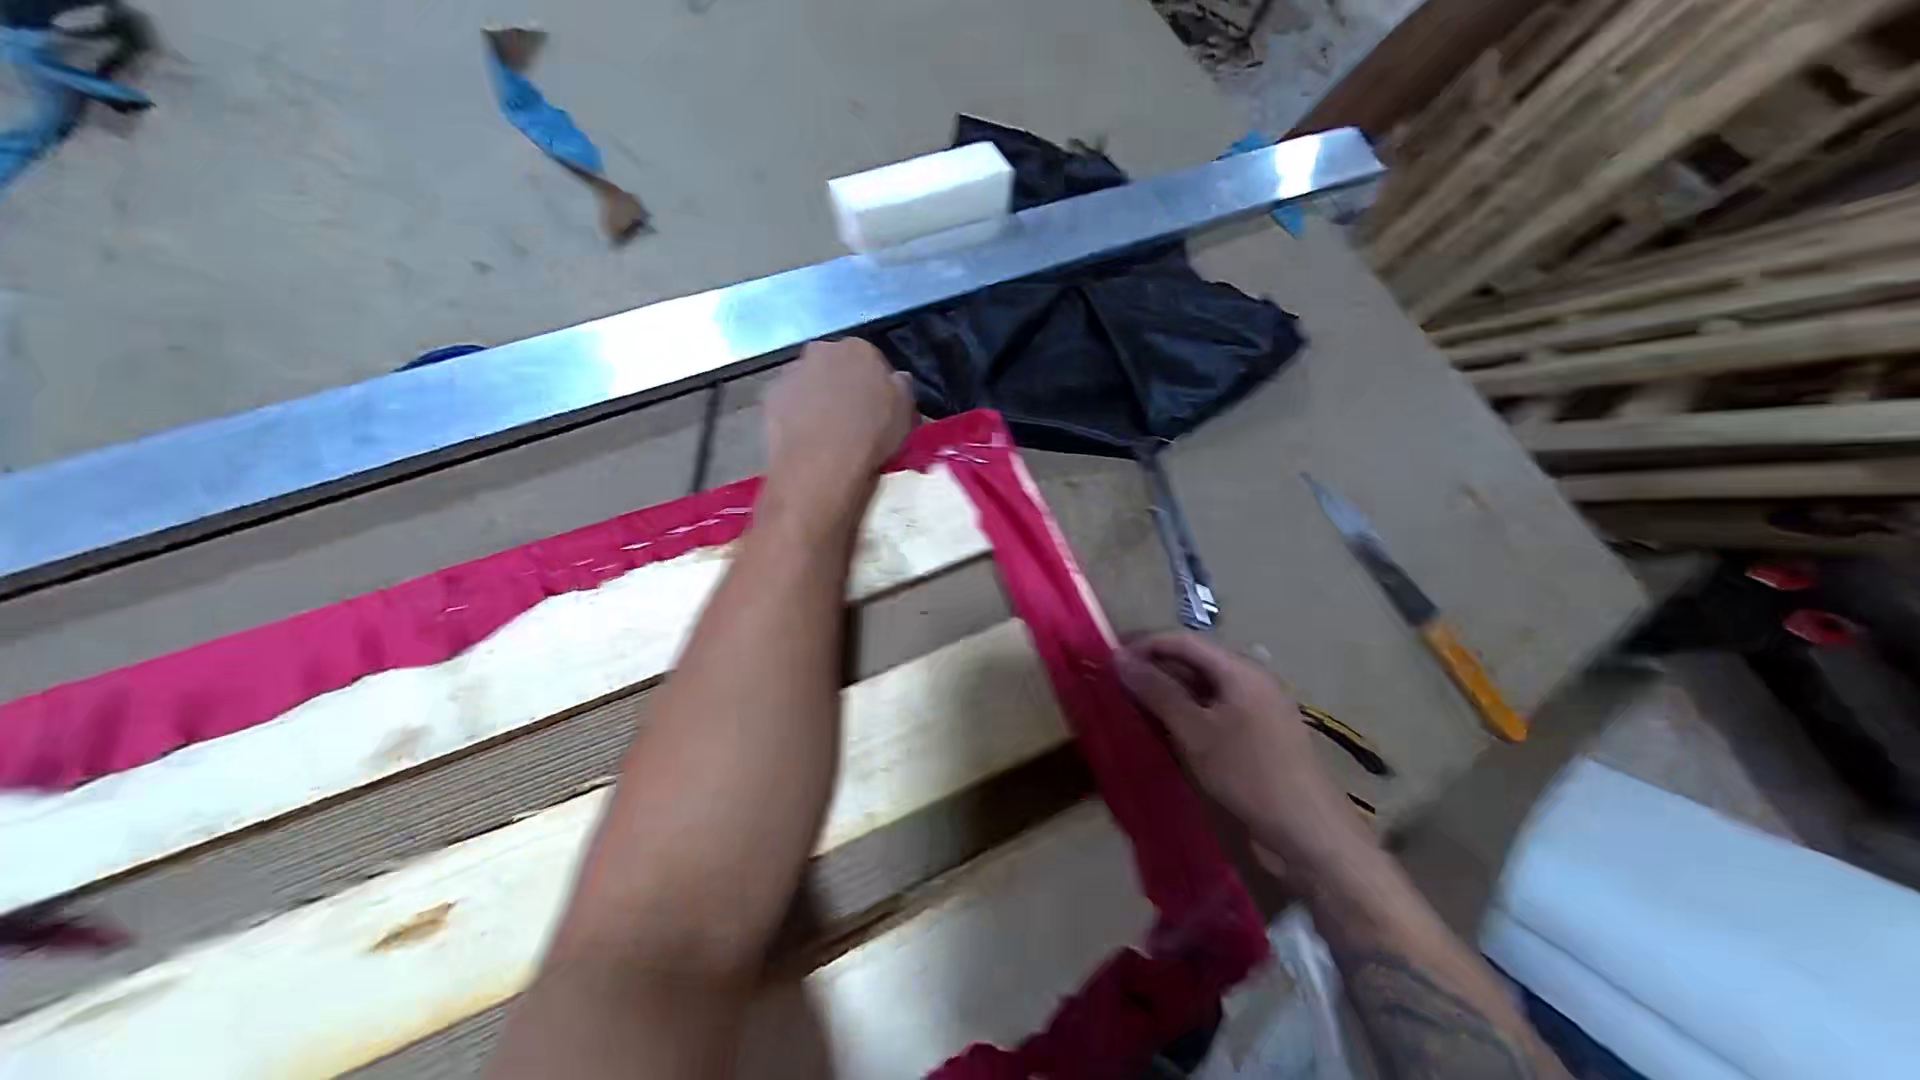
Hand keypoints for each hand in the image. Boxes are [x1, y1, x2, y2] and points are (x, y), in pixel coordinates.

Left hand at [764, 339, 915, 513]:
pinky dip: (795, 414)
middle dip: (841, 384)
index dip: (874, 383)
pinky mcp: (769, 397)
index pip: (870, 358)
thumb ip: (901, 386)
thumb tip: (896, 379)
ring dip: (816, 397)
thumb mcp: (907, 411)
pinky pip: (788, 402)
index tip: (876, 405)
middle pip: (834, 365)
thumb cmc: (871, 437)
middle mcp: (821, 351)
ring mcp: (790, 372)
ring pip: (808, 382)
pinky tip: (804, 437)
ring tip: (825, 431)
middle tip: (851, 417)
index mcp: (859, 349)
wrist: (820, 466)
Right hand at [1115, 633, 1374, 870]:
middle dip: (1154, 669)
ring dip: (1168, 693)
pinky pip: (1214, 711)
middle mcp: (1251, 680)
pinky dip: (1186, 714)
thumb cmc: (1248, 773)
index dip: (1145, 645)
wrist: (1308, 832)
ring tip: (1133, 706)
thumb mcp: (1194, 730)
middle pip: (1195, 661)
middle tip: (1116, 686)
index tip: (1110, 661)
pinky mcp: (1257, 736)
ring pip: (1203, 688)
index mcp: (1240, 669)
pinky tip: (1165, 730)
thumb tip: (1119, 658)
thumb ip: (1156, 691)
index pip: (1184, 641)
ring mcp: (1256, 709)